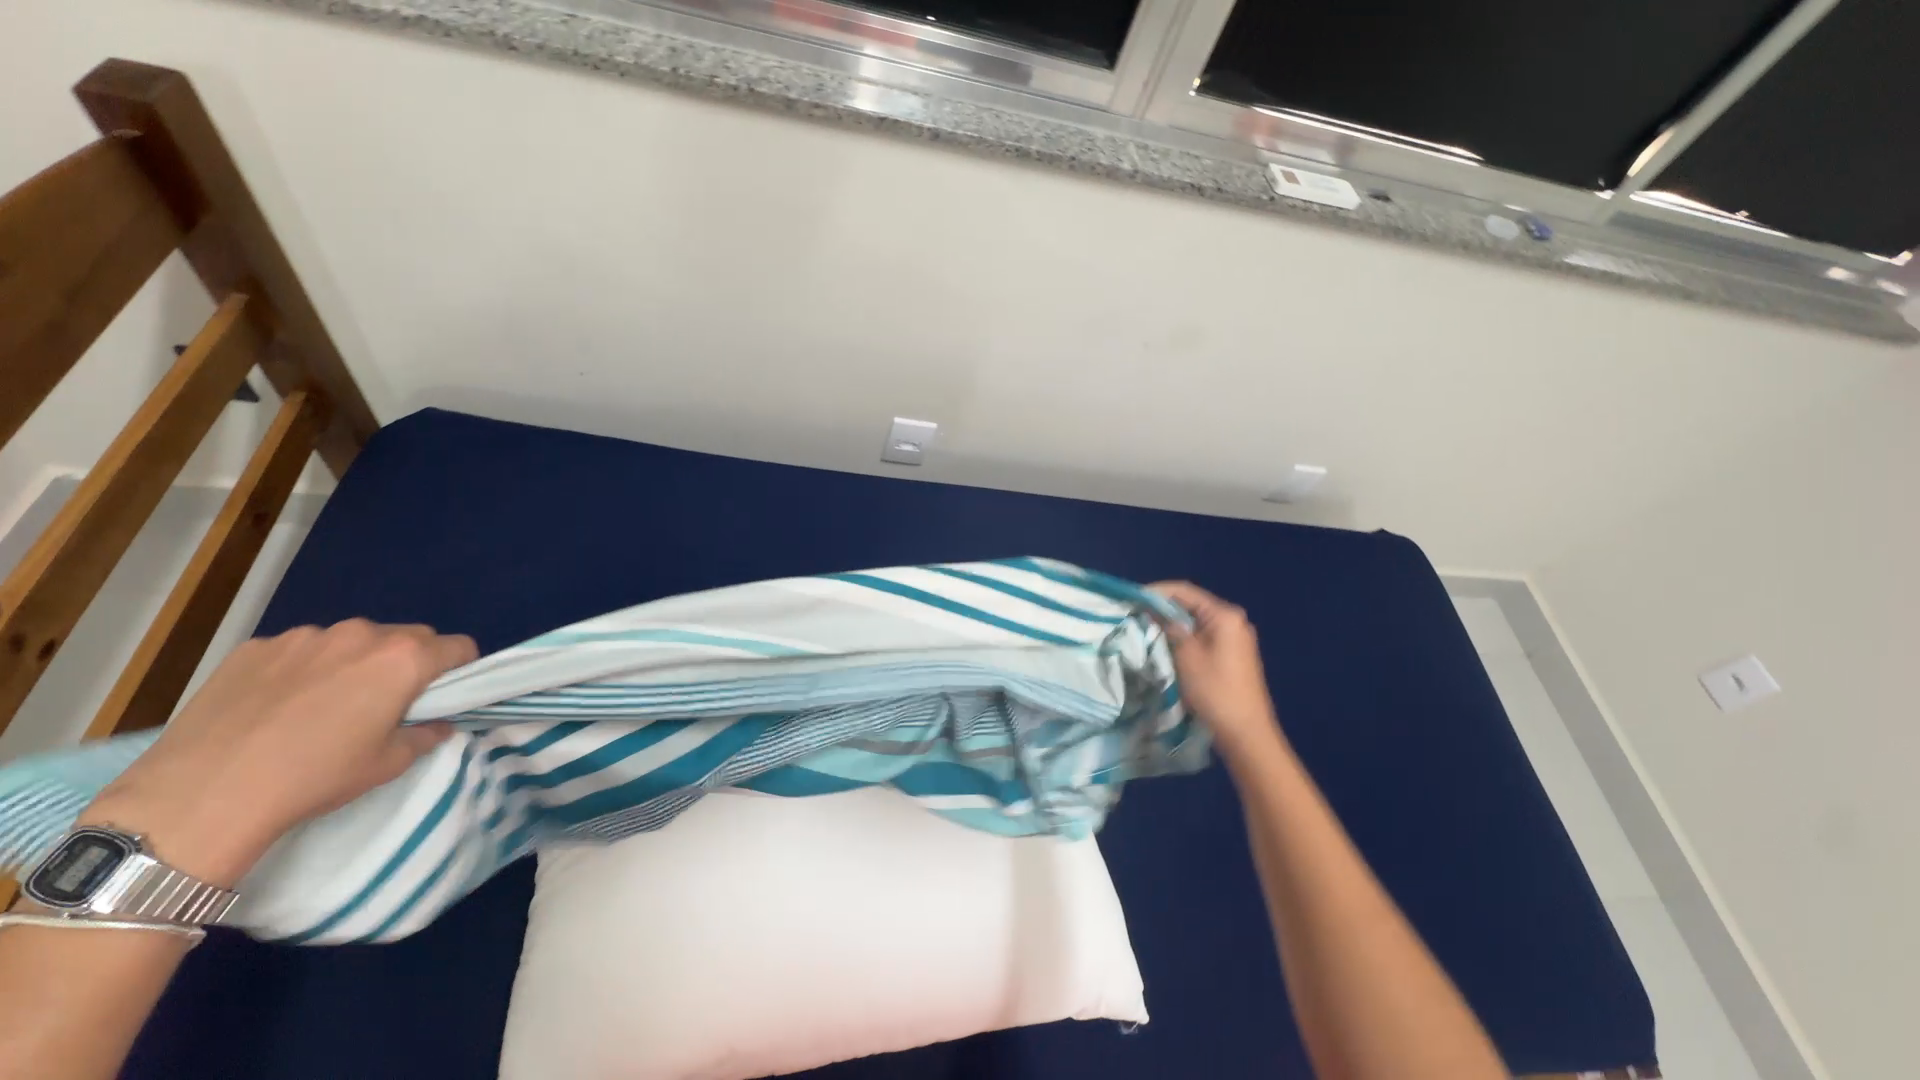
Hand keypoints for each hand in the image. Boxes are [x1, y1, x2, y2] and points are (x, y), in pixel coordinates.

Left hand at [80, 620, 477, 887]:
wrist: (205, 792)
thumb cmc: (315, 777)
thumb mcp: (386, 765)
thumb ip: (424, 735)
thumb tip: (437, 724)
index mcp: (403, 659)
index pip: (458, 646)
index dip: (461, 670)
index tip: (445, 696)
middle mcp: (360, 634)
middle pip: (406, 637)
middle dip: (408, 663)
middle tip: (386, 704)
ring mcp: (304, 636)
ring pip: (351, 641)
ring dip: (355, 662)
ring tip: (324, 706)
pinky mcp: (257, 646)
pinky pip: (300, 650)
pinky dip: (304, 669)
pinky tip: (278, 707)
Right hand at [1151, 582, 1281, 757]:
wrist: (1246, 731)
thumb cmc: (1215, 691)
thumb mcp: (1186, 657)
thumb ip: (1171, 628)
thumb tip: (1155, 612)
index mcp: (1225, 616)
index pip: (1185, 591)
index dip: (1156, 592)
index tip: (1133, 599)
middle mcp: (1234, 621)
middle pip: (1192, 605)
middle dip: (1164, 608)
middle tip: (1136, 615)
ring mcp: (1236, 638)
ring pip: (1197, 622)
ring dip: (1173, 624)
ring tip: (1147, 630)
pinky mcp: (1234, 654)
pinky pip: (1205, 636)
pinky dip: (1186, 637)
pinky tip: (1169, 646)